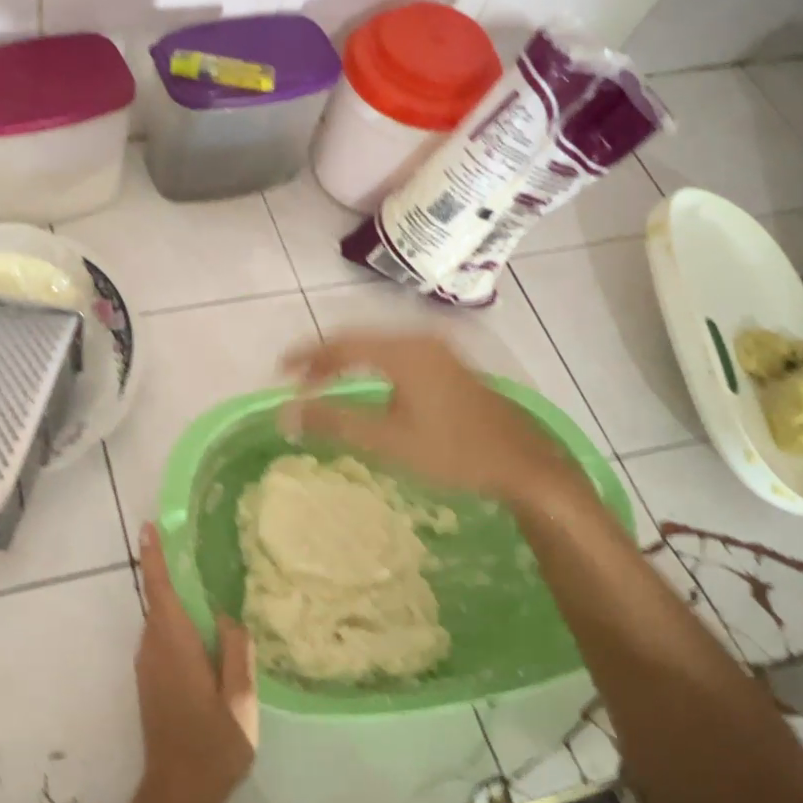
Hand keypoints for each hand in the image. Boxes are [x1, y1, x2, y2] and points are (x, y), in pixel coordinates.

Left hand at [130, 522, 256, 802]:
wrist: (177, 792)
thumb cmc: (213, 745)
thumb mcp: (240, 699)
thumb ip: (236, 652)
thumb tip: (229, 615)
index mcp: (174, 646)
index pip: (158, 590)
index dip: (153, 557)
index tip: (148, 525)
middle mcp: (153, 650)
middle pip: (158, 602)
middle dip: (168, 573)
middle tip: (194, 548)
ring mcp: (148, 668)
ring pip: (161, 623)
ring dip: (175, 601)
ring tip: (206, 585)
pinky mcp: (151, 683)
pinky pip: (162, 640)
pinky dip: (177, 624)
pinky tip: (203, 631)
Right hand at [282, 331, 583, 506]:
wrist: (523, 465)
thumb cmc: (452, 453)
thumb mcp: (386, 441)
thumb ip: (333, 422)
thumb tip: (285, 413)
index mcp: (404, 352)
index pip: (341, 343)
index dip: (307, 356)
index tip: (280, 373)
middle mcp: (421, 341)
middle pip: (360, 338)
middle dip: (325, 357)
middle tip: (298, 379)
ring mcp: (440, 351)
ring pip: (379, 345)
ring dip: (348, 361)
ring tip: (323, 382)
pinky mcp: (450, 365)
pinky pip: (398, 353)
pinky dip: (371, 365)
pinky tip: (366, 385)